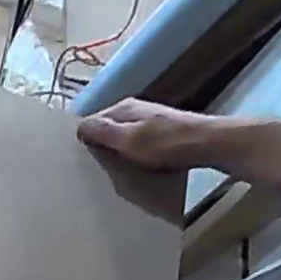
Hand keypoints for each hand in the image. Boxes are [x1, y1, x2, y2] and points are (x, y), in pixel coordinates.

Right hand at [76, 98, 225, 170]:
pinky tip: (125, 167)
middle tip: (86, 170)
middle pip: (105, 129)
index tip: (73, 161)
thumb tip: (78, 126)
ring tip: (103, 171)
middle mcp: (133, 110)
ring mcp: (147, 120)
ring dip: (111, 152)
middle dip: (95, 147)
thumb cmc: (165, 143)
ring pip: (118, 137)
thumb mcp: (129, 139)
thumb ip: (103, 132)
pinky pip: (131, 143)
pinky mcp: (157, 132)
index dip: (82, 140)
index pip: (91, 121)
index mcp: (123, 109)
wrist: (207, 144)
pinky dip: (125, 154)